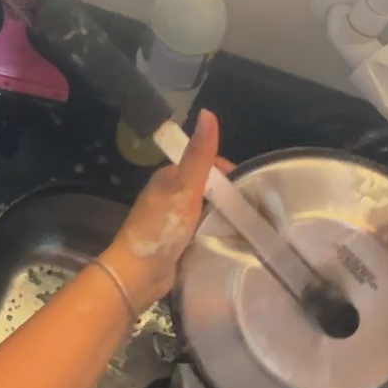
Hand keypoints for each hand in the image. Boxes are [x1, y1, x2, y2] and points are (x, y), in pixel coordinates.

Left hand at [100, 109, 229, 308]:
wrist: (138, 273)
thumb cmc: (161, 228)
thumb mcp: (184, 187)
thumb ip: (199, 155)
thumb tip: (207, 114)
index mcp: (167, 177)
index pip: (203, 163)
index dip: (226, 170)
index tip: (247, 184)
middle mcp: (167, 195)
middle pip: (205, 186)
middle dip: (226, 193)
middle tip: (250, 206)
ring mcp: (170, 220)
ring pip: (203, 209)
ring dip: (221, 214)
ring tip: (245, 223)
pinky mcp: (174, 242)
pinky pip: (200, 230)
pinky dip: (213, 231)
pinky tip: (227, 239)